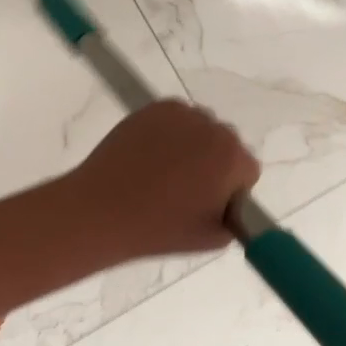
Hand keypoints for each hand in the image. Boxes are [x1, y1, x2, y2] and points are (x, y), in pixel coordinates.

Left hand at [62, 99, 261, 260]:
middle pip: (223, 146)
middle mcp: (212, 128)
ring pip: (198, 130)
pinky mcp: (150, 109)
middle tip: (179, 188)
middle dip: (209, 164)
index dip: (226, 190)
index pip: (246, 172)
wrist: (100, 209)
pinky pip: (172, 118)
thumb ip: (235, 218)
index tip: (202, 204)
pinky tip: (147, 155)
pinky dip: (166, 132)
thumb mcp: (213, 237)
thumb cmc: (157, 228)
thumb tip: (229, 204)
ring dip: (188, 145)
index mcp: (233, 159)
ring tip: (159, 172)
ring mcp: (179, 114)